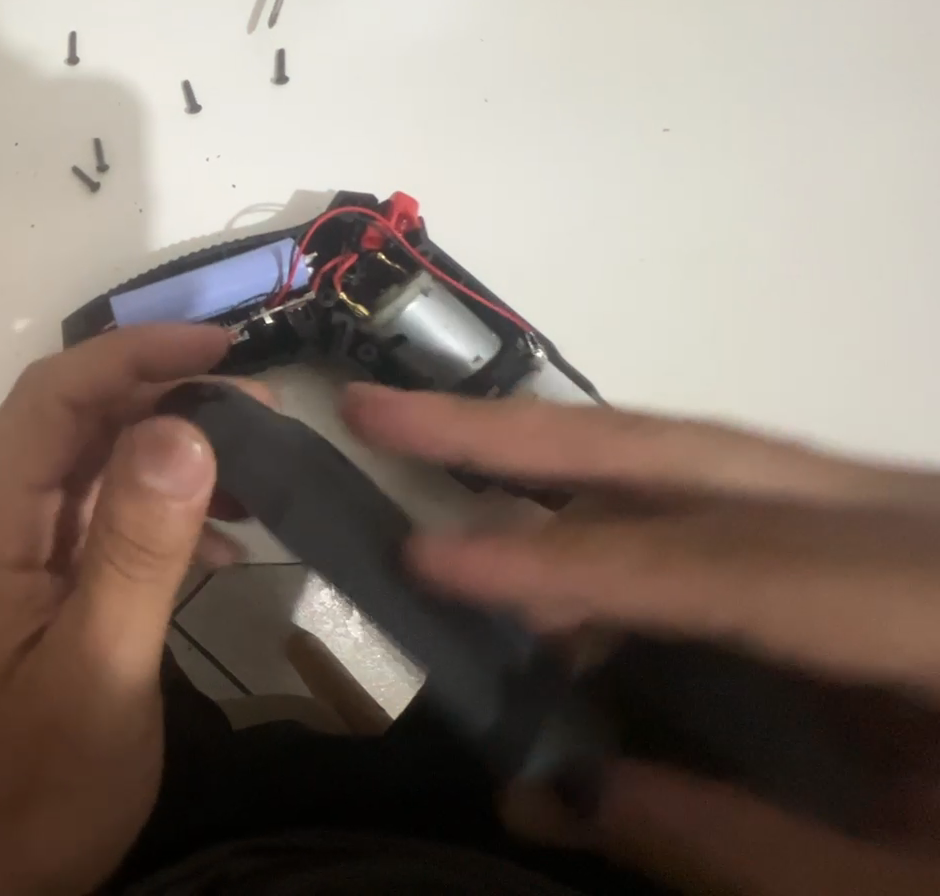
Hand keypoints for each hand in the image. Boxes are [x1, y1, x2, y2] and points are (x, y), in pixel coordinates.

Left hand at [0, 324, 231, 895]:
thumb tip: (181, 427)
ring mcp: (21, 549)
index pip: (52, 398)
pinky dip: (166, 508)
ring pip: (94, 463)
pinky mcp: (48, 580)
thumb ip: (136, 548)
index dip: (130, 356)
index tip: (219, 347)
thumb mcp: (99, 669)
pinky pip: (106, 516)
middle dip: (161, 396)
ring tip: (255, 465)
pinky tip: (226, 539)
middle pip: (73, 419)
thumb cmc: (37, 782)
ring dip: (170, 450)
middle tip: (257, 407)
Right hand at [341, 384, 939, 895]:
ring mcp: (892, 516)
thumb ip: (747, 853)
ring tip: (412, 449)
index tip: (421, 556)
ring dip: (532, 464)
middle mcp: (921, 523)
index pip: (722, 568)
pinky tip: (531, 565)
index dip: (561, 567)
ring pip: (679, 461)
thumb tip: (552, 794)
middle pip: (678, 451)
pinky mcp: (862, 535)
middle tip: (373, 407)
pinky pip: (700, 509)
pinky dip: (593, 527)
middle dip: (506, 431)